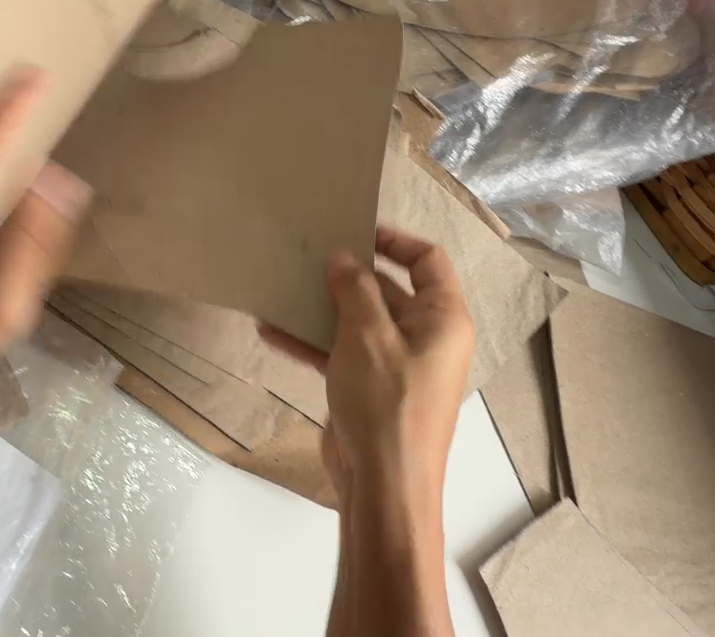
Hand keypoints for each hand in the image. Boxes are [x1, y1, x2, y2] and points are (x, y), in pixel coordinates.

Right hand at [266, 227, 474, 502]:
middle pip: (387, 289)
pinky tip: (271, 331)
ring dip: (322, 307)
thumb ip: (355, 289)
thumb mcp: (367, 335)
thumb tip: (344, 257)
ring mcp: (396, 364)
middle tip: (308, 255)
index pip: (428, 261)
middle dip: (347, 274)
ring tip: (283, 287)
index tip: (354, 230)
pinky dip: (312, 342)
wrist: (382, 486)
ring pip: (358, 321)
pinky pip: (341, 351)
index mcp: (443, 319)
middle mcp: (425, 337)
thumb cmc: (386, 401)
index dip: (395, 239)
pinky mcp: (369, 387)